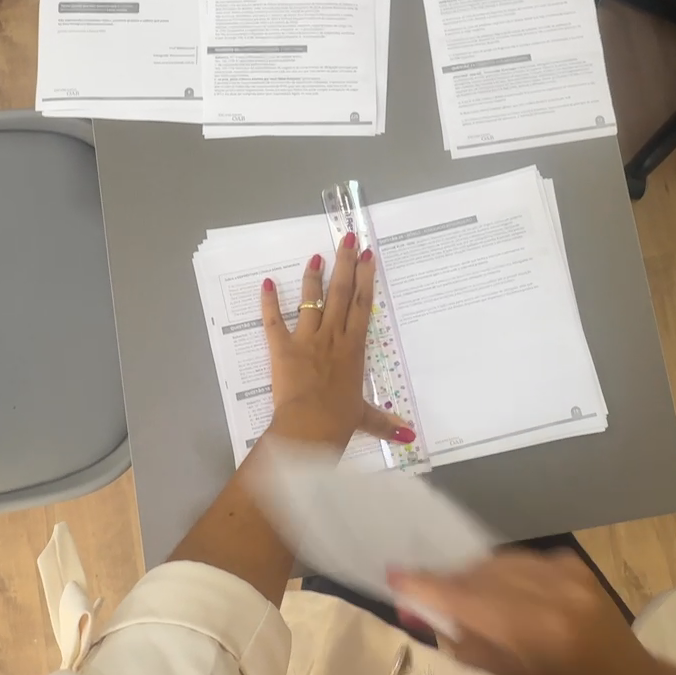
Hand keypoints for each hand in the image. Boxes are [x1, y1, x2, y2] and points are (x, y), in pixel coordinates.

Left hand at [259, 231, 414, 449]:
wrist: (309, 427)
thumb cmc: (339, 421)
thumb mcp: (364, 418)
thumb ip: (384, 423)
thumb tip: (408, 436)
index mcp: (354, 348)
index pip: (363, 306)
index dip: (366, 279)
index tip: (368, 256)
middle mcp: (333, 336)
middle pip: (341, 293)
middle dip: (345, 263)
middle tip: (347, 238)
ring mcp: (307, 339)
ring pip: (311, 301)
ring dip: (313, 277)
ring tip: (315, 256)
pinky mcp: (282, 347)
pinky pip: (273, 320)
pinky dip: (268, 302)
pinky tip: (267, 283)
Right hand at [389, 550, 675, 674]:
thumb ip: (470, 650)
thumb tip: (423, 616)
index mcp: (541, 631)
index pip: (469, 597)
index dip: (427, 585)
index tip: (393, 577)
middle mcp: (554, 590)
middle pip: (480, 573)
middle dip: (445, 580)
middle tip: (417, 593)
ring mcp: (568, 572)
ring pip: (497, 561)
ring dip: (470, 575)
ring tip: (452, 596)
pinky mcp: (574, 565)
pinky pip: (520, 560)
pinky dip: (498, 571)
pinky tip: (492, 590)